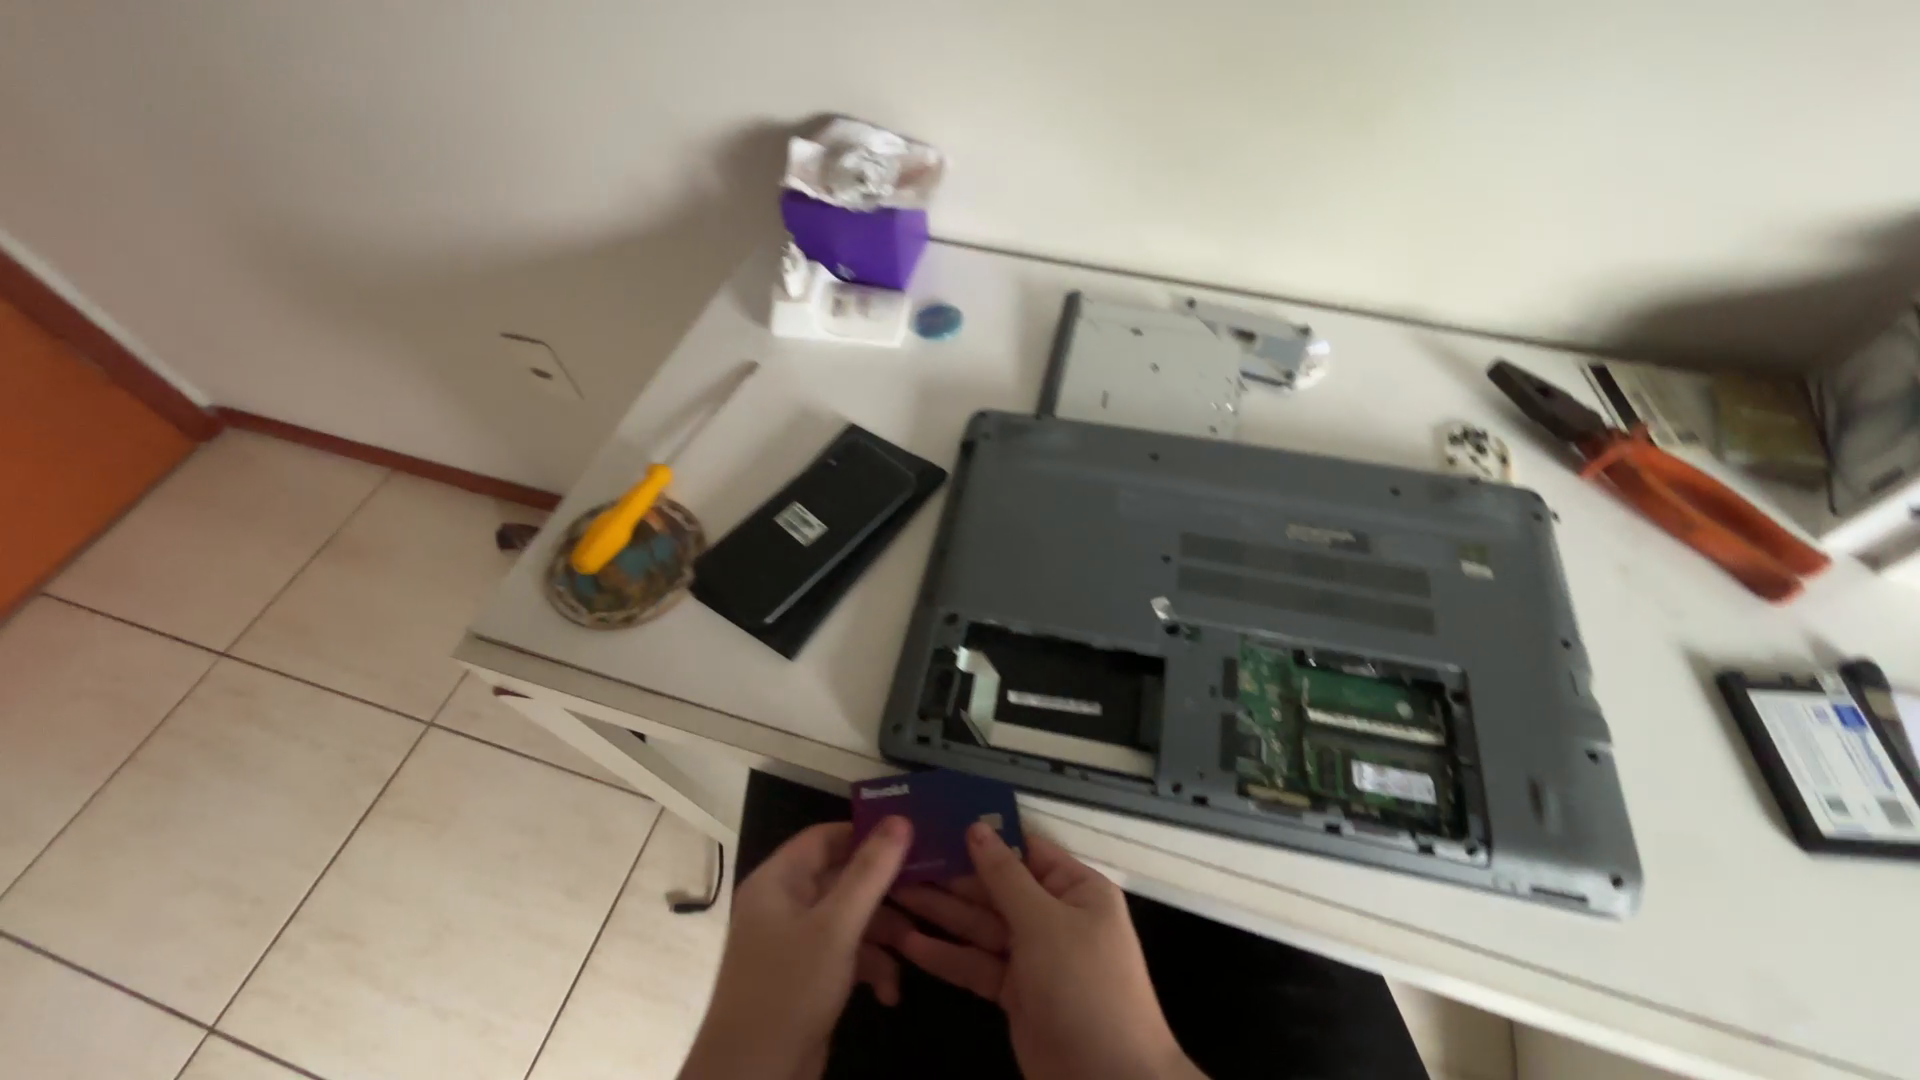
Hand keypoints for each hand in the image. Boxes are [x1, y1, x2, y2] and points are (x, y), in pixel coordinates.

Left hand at [678, 818, 911, 1079]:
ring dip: (883, 935)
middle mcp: (783, 904)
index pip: (825, 837)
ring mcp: (794, 942)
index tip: (911, 835)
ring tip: (912, 950)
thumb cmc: (789, 988)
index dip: (866, 832)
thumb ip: (869, 872)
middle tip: (927, 890)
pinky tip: (890, 991)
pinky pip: (845, 953)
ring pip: (849, 917)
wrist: (753, 1077)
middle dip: (883, 890)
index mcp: (778, 880)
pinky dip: (870, 966)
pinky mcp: (806, 976)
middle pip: (842, 877)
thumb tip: (900, 819)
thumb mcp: (836, 927)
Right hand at [871, 824, 1206, 1079]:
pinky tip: (909, 943)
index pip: (1025, 850)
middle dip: (953, 876)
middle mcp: (1055, 916)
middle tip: (903, 858)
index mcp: (1076, 889)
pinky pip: (977, 964)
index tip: (939, 820)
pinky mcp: (1016, 992)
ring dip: (942, 912)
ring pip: (982, 925)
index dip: (984, 836)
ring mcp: (1035, 956)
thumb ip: (1005, 875)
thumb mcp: (1045, 922)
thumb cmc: (1084, 985)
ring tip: (895, 892)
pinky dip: (947, 955)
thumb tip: (977, 828)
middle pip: (997, 888)